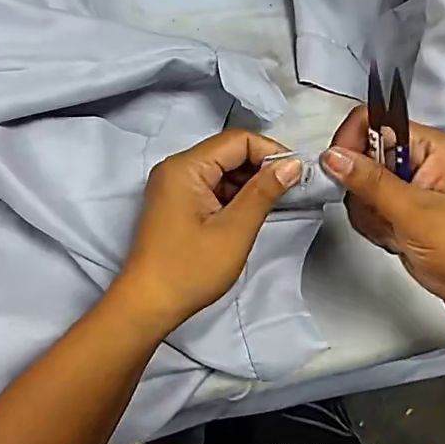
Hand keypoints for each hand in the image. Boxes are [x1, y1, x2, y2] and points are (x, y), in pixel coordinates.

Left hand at [109, 130, 300, 334]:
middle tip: (292, 189)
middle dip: (261, 166)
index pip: (237, 140)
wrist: (147, 303)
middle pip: (228, 151)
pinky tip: (251, 211)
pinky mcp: (175, 200)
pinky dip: (233, 194)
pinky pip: (210, 185)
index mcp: (185, 167)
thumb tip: (291, 164)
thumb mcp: (234, 230)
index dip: (270, 152)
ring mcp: (173, 183)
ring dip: (249, 182)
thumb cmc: (189, 270)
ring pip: (221, 168)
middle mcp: (176, 167)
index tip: (297, 174)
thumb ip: (264, 192)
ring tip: (276, 203)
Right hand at [320, 107, 444, 309]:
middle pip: (359, 155)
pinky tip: (396, 239)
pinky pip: (365, 209)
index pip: (372, 122)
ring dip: (368, 212)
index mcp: (429, 146)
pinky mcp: (399, 211)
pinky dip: (373, 226)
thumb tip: (333, 155)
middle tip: (380, 209)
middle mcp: (416, 161)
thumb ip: (370, 181)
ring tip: (395, 229)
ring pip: (357, 186)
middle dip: (360, 188)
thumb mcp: (417, 212)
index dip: (350, 141)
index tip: (340, 170)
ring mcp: (406, 187)